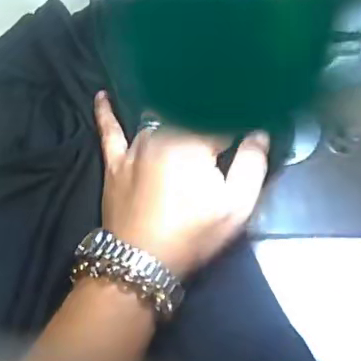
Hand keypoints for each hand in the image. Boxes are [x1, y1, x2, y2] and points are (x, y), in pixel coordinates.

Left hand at [95, 91, 270, 276]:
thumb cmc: (193, 234)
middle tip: (223, 129)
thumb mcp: (236, 206)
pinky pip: (109, 131)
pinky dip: (105, 113)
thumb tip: (259, 132)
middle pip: (191, 116)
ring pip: (159, 119)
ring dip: (174, 115)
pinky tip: (102, 96)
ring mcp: (135, 147)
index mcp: (194, 140)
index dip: (240, 124)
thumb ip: (252, 163)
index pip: (224, 118)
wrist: (140, 263)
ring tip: (186, 108)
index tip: (251, 128)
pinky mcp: (114, 162)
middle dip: (209, 117)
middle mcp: (162, 133)